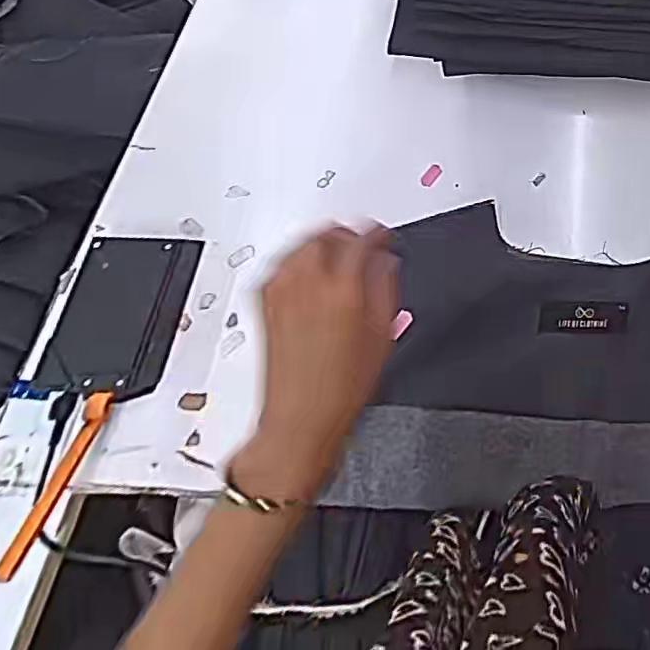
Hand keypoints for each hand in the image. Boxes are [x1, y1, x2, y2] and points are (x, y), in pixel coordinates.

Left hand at [232, 225, 398, 499]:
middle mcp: (308, 283)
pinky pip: (283, 262)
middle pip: (328, 233)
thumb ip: (386, 286)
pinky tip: (312, 271)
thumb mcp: (383, 333)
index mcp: (343, 288)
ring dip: (323, 241)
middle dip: (349, 233)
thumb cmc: (340, 386)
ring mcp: (281, 290)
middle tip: (362, 243)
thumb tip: (385, 261)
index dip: (378, 234)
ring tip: (338, 254)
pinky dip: (300, 258)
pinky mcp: (264, 300)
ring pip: (302, 243)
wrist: (300, 417)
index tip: (384, 238)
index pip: (362, 239)